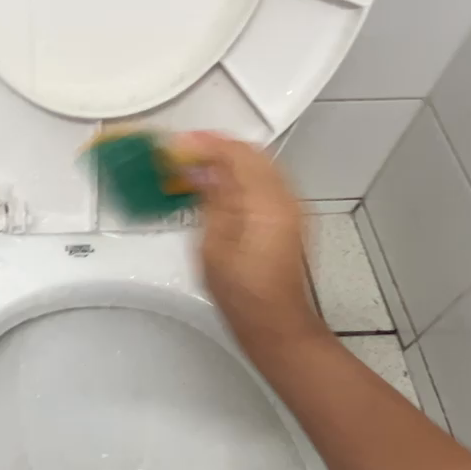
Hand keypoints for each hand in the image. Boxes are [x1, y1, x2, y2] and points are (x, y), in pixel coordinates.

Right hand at [172, 131, 329, 357]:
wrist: (276, 326)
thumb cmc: (241, 294)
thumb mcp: (213, 245)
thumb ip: (210, 200)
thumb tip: (200, 170)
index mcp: (267, 202)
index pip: (237, 154)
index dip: (205, 144)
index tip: (177, 144)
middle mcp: (287, 198)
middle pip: (252, 154)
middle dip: (216, 148)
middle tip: (183, 152)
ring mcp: (293, 208)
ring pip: (259, 166)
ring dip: (227, 161)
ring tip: (195, 168)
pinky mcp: (290, 219)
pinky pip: (264, 183)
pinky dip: (240, 177)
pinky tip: (217, 188)